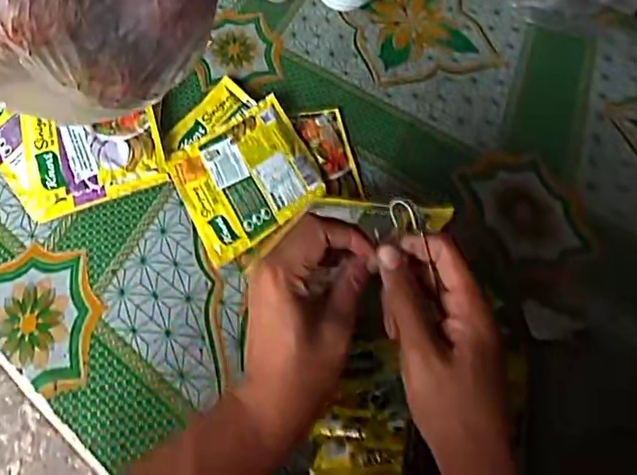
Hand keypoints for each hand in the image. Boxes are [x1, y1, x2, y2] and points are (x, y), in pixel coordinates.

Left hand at [236, 215, 374, 458]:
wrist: (267, 408)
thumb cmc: (303, 374)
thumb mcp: (335, 329)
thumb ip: (350, 285)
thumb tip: (370, 258)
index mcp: (281, 270)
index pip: (317, 229)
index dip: (349, 235)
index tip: (372, 253)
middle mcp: (267, 262)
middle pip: (307, 227)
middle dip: (340, 235)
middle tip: (367, 254)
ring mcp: (264, 271)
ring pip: (301, 237)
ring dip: (330, 244)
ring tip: (358, 262)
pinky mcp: (267, 282)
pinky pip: (294, 253)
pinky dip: (318, 255)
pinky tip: (339, 271)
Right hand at [378, 233, 513, 474]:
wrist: (474, 463)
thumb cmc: (449, 408)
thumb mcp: (420, 352)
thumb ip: (404, 300)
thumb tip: (387, 250)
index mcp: (471, 304)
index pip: (445, 249)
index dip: (413, 243)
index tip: (382, 253)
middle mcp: (472, 308)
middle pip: (436, 268)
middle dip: (405, 274)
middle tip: (382, 298)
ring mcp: (466, 326)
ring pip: (431, 290)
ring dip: (406, 298)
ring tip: (392, 327)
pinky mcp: (458, 342)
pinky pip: (433, 313)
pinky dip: (413, 318)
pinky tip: (400, 336)